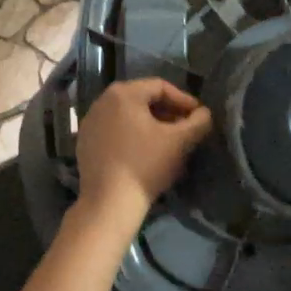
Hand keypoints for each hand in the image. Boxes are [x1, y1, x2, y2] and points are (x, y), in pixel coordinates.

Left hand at [75, 79, 213, 223]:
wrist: (109, 203)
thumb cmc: (147, 165)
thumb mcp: (180, 141)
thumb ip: (199, 122)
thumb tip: (205, 114)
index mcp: (124, 93)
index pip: (161, 87)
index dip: (184, 100)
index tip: (199, 116)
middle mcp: (102, 101)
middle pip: (143, 99)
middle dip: (168, 112)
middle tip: (185, 128)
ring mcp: (90, 122)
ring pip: (128, 115)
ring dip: (151, 124)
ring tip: (168, 141)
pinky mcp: (85, 143)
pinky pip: (114, 130)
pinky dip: (132, 135)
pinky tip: (144, 152)